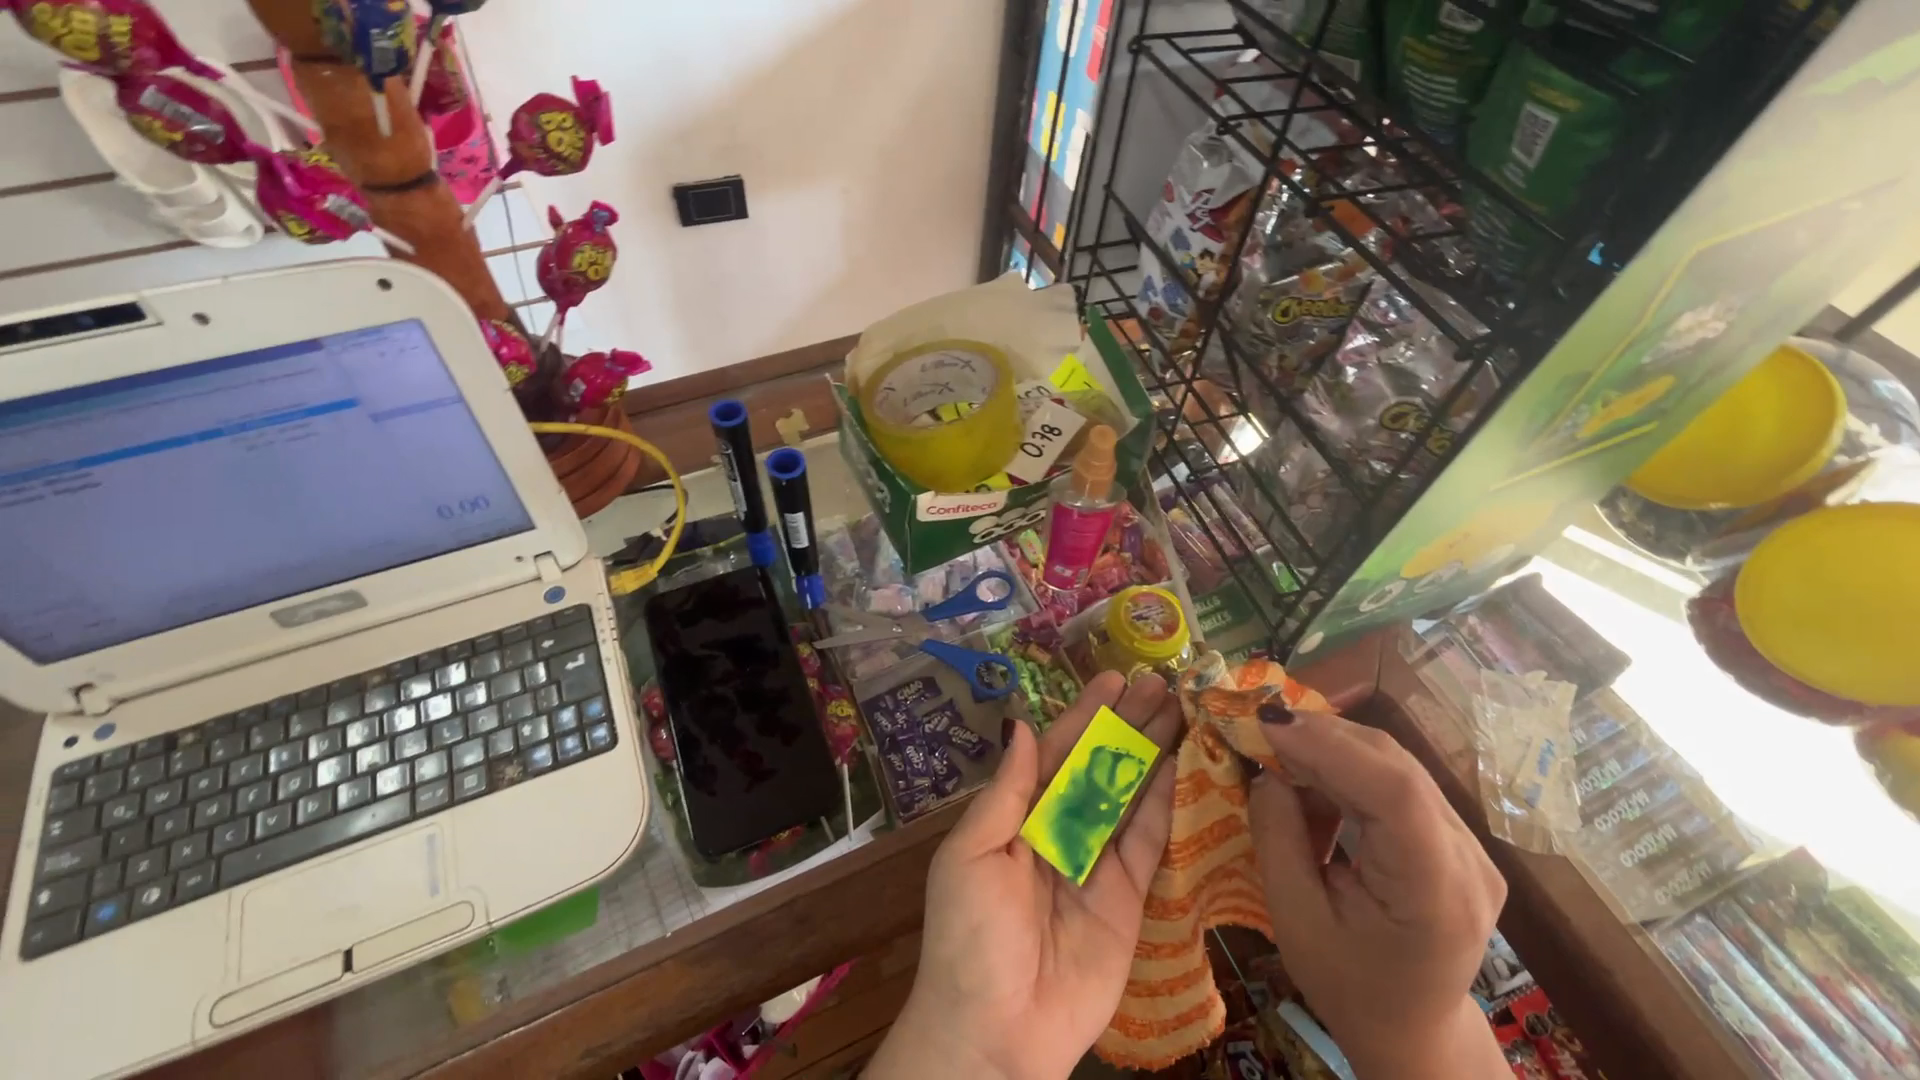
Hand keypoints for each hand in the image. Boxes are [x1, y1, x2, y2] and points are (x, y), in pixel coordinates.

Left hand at [865, 672, 1181, 1079]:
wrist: (997, 1032)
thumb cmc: (970, 936)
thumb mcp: (971, 854)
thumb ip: (1007, 791)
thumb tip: (1021, 725)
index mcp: (1014, 817)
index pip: (1053, 754)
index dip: (1083, 716)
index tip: (1114, 679)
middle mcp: (1055, 832)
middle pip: (1096, 767)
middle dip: (1125, 725)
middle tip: (1160, 683)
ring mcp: (1093, 863)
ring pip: (1126, 795)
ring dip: (1150, 753)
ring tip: (1178, 709)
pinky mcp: (1126, 898)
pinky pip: (1148, 842)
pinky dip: (1164, 804)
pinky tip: (1180, 766)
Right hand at [1250, 708, 1507, 1079]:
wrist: (1412, 1030)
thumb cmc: (1347, 986)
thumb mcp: (1295, 920)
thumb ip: (1279, 838)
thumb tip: (1267, 770)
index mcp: (1436, 893)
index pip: (1395, 793)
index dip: (1330, 746)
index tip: (1266, 724)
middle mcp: (1469, 860)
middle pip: (1397, 768)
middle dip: (1323, 738)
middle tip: (1258, 731)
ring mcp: (1471, 847)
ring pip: (1397, 766)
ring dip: (1333, 750)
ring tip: (1278, 756)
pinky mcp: (1457, 840)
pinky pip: (1399, 784)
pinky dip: (1348, 771)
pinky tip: (1311, 781)